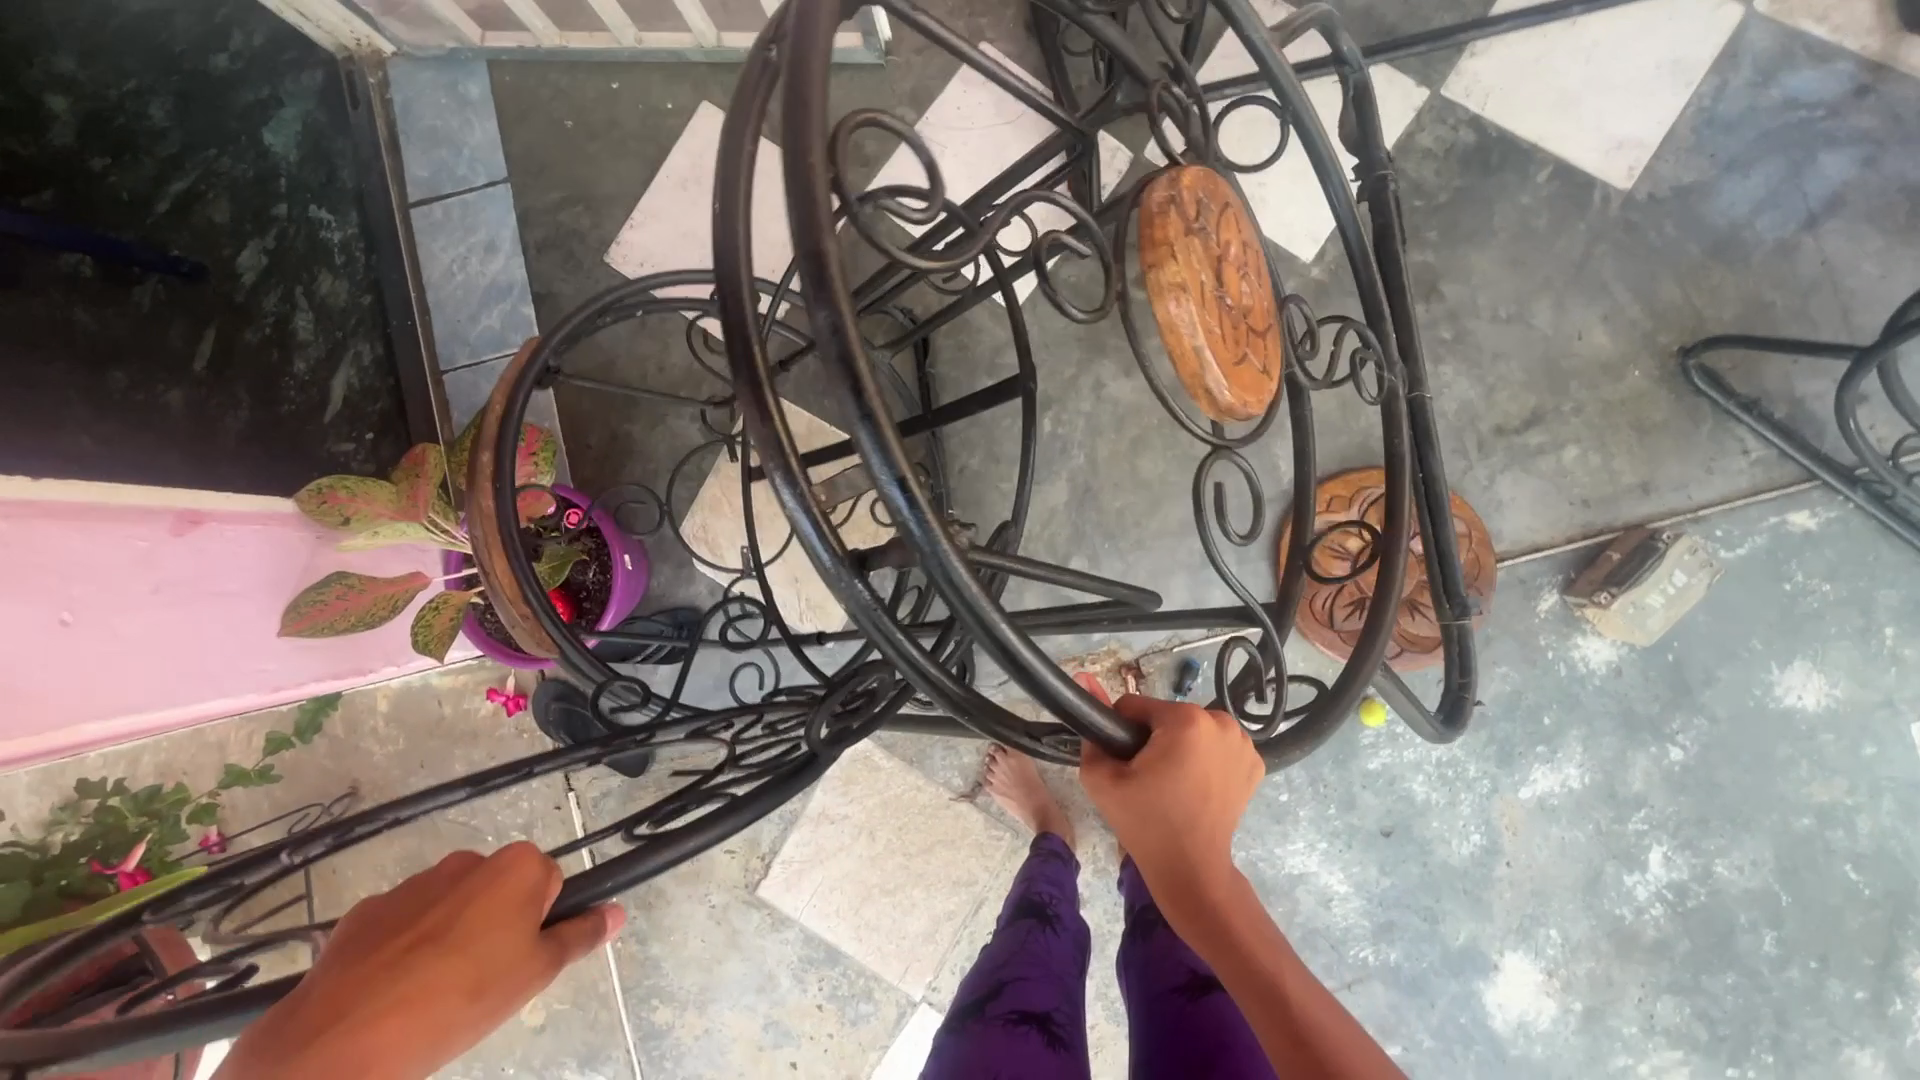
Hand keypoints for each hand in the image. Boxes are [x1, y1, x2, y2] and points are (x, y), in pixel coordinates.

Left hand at [217, 843, 624, 1079]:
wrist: (342, 1041)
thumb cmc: (462, 1000)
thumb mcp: (537, 974)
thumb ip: (580, 936)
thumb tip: (617, 912)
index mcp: (516, 867)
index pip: (550, 884)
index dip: (540, 925)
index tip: (521, 962)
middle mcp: (467, 862)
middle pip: (499, 891)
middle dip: (496, 927)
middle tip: (486, 981)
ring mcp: (410, 886)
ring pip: (450, 907)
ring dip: (451, 937)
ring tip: (435, 994)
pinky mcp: (363, 914)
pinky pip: (401, 926)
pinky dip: (404, 950)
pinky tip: (394, 992)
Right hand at [1075, 676, 1264, 889]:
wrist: (1191, 868)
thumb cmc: (1144, 822)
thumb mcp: (1102, 777)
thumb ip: (1092, 726)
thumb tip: (1084, 677)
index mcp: (1186, 720)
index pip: (1136, 707)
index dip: (1122, 733)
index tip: (1125, 764)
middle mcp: (1221, 722)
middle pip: (1167, 717)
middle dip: (1153, 740)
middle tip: (1146, 778)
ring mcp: (1243, 743)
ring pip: (1193, 730)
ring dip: (1180, 747)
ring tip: (1171, 783)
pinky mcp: (1254, 763)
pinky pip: (1216, 747)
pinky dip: (1205, 760)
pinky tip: (1196, 787)